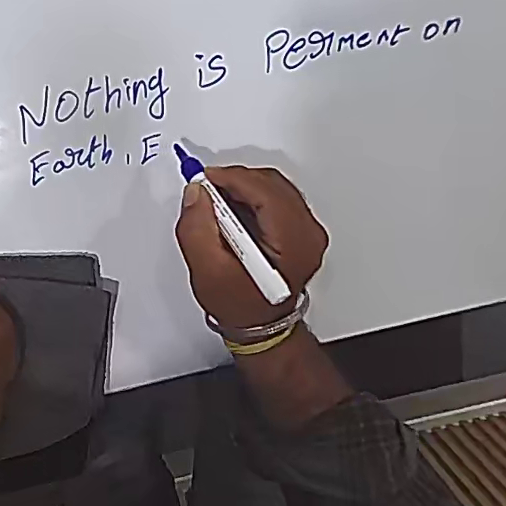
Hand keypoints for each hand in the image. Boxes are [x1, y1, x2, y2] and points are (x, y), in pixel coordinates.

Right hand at [174, 165, 327, 328]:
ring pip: (274, 189)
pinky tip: (231, 212)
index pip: (265, 193)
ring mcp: (307, 233)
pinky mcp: (300, 232)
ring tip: (216, 202)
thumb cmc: (240, 307)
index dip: (232, 179)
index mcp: (293, 244)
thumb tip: (197, 194)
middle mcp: (308, 235)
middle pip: (272, 185)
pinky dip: (251, 198)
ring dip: (243, 189)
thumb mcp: (207, 271)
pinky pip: (276, 199)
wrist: (259, 327)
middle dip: (236, 181)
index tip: (206, 178)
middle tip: (207, 189)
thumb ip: (197, 229)